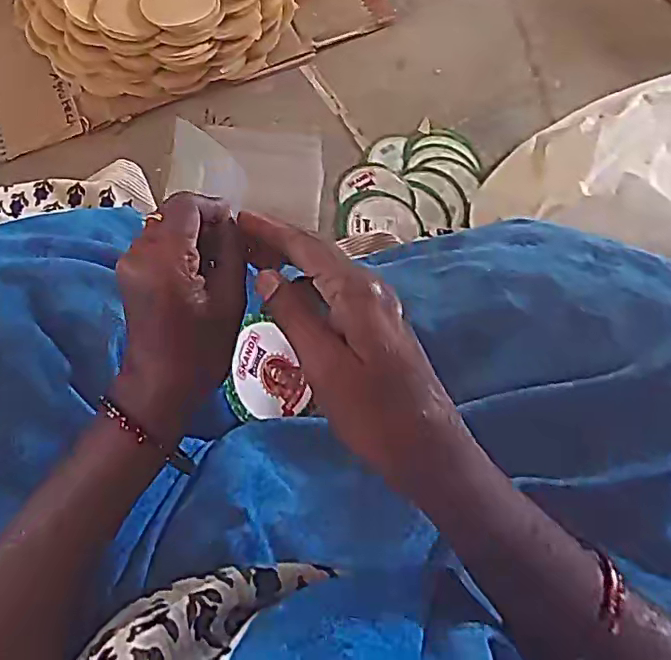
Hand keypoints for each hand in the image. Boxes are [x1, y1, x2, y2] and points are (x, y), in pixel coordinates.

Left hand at [113, 194, 246, 437]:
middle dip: (202, 221)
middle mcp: (139, 252)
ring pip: (163, 226)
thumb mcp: (229, 300)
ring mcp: (129, 261)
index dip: (212, 206)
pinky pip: (155, 243)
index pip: (185, 205)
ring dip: (189, 234)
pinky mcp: (128, 271)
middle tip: (228, 244)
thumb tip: (228, 223)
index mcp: (164, 257)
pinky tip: (195, 270)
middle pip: (172, 213)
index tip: (233, 222)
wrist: (158, 386)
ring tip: (214, 260)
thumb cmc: (199, 351)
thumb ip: (231, 251)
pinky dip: (176, 246)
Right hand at [239, 212, 478, 497]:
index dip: (270, 230)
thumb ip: (293, 315)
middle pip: (317, 252)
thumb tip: (265, 275)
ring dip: (292, 260)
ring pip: (326, 270)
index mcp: (357, 292)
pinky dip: (307, 283)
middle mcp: (370, 288)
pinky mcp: (378, 323)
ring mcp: (378, 305)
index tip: (239, 217)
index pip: (306, 247)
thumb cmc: (373, 414)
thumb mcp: (323, 365)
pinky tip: (289, 296)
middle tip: (240, 234)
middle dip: (278, 240)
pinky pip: (334, 289)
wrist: (431, 453)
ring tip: (256, 259)